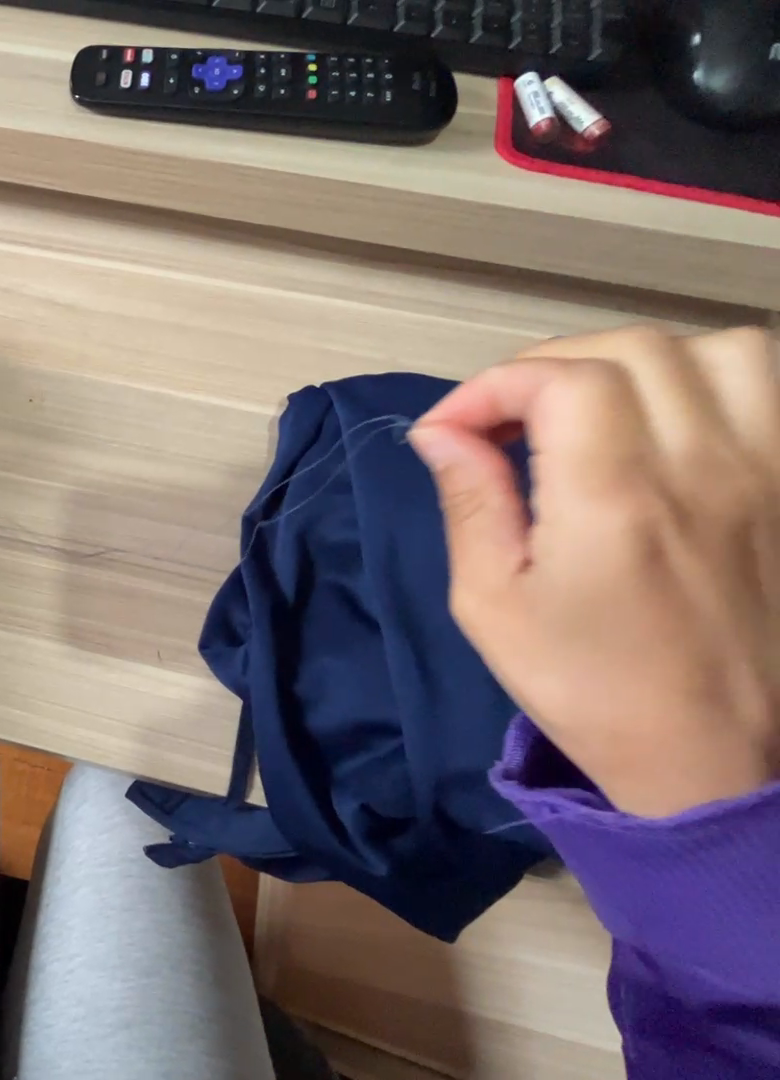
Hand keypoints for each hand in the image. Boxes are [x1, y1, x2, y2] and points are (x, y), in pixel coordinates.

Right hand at [410, 326, 779, 816]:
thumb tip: (441, 434)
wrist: (721, 755)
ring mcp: (779, 475)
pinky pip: (779, 389)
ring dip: (636, 362)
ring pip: (724, 350)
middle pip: (637, 350)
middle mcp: (711, 470)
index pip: (564, 381)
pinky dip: (714, 378)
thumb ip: (471, 503)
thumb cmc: (583, 682)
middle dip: (546, 366)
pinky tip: (666, 419)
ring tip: (586, 408)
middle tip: (503, 416)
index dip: (490, 386)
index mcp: (615, 503)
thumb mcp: (489, 601)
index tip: (448, 432)